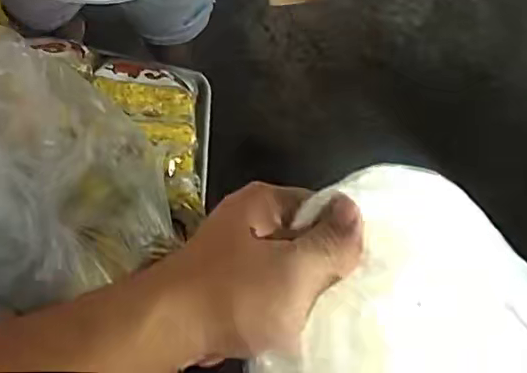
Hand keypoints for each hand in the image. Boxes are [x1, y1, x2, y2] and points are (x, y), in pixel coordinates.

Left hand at [152, 183, 362, 363]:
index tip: (355, 267)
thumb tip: (353, 208)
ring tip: (315, 311)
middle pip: (302, 235)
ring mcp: (235, 248)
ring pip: (285, 264)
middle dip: (321, 265)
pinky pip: (266, 284)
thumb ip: (327, 244)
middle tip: (338, 294)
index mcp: (264, 201)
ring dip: (300, 288)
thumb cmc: (234, 293)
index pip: (318, 206)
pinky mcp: (227, 278)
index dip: (340, 235)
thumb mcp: (293, 270)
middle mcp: (249, 216)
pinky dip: (279, 302)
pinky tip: (289, 322)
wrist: (171, 325)